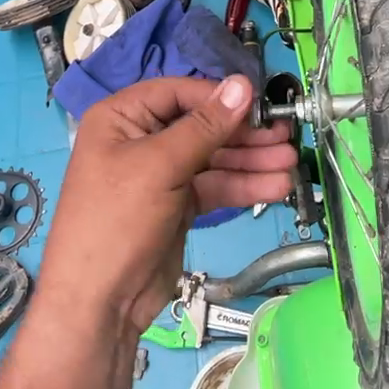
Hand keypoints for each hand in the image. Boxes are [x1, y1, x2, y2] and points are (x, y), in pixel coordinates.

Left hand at [37, 75, 296, 338]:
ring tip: (289, 162)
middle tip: (285, 135)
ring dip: (251, 161)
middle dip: (243, 134)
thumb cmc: (117, 220)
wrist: (99, 304)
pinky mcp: (177, 204)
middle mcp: (141, 139)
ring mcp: (161, 174)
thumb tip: (242, 84)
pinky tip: (274, 186)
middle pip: (201, 126)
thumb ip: (206, 126)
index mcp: (122, 118)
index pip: (178, 93)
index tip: (259, 103)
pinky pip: (214, 185)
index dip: (218, 97)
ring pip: (213, 158)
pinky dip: (242, 186)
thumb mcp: (160, 166)